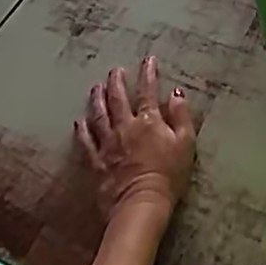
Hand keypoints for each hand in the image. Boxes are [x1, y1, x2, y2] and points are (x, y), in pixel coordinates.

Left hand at [74, 56, 199, 221]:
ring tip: (96, 87)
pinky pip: (86, 143)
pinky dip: (82, 130)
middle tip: (114, 70)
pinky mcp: (96, 163)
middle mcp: (125, 128)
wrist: (141, 204)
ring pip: (99, 116)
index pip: (148, 91)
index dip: (148, 74)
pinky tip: (79, 121)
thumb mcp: (186, 143)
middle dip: (117, 82)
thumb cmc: (169, 174)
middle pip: (119, 100)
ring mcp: (108, 145)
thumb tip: (176, 94)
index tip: (148, 60)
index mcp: (149, 121)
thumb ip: (182, 116)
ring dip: (97, 100)